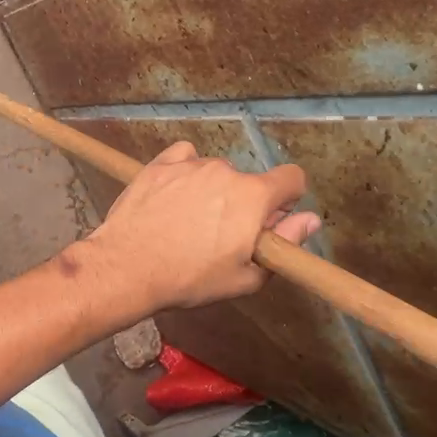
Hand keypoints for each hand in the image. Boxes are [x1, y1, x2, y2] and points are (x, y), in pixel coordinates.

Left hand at [85, 141, 320, 311]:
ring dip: (209, 189)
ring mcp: (188, 165)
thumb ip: (284, 243)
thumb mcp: (246, 275)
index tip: (269, 220)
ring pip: (213, 171)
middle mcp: (224, 171)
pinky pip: (182, 157)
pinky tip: (172, 194)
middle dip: (242, 202)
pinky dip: (183, 170)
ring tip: (186, 221)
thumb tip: (309, 219)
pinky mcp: (158, 166)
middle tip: (219, 233)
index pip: (292, 178)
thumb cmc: (190, 279)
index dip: (285, 199)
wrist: (127, 267)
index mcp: (253, 196)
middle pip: (247, 181)